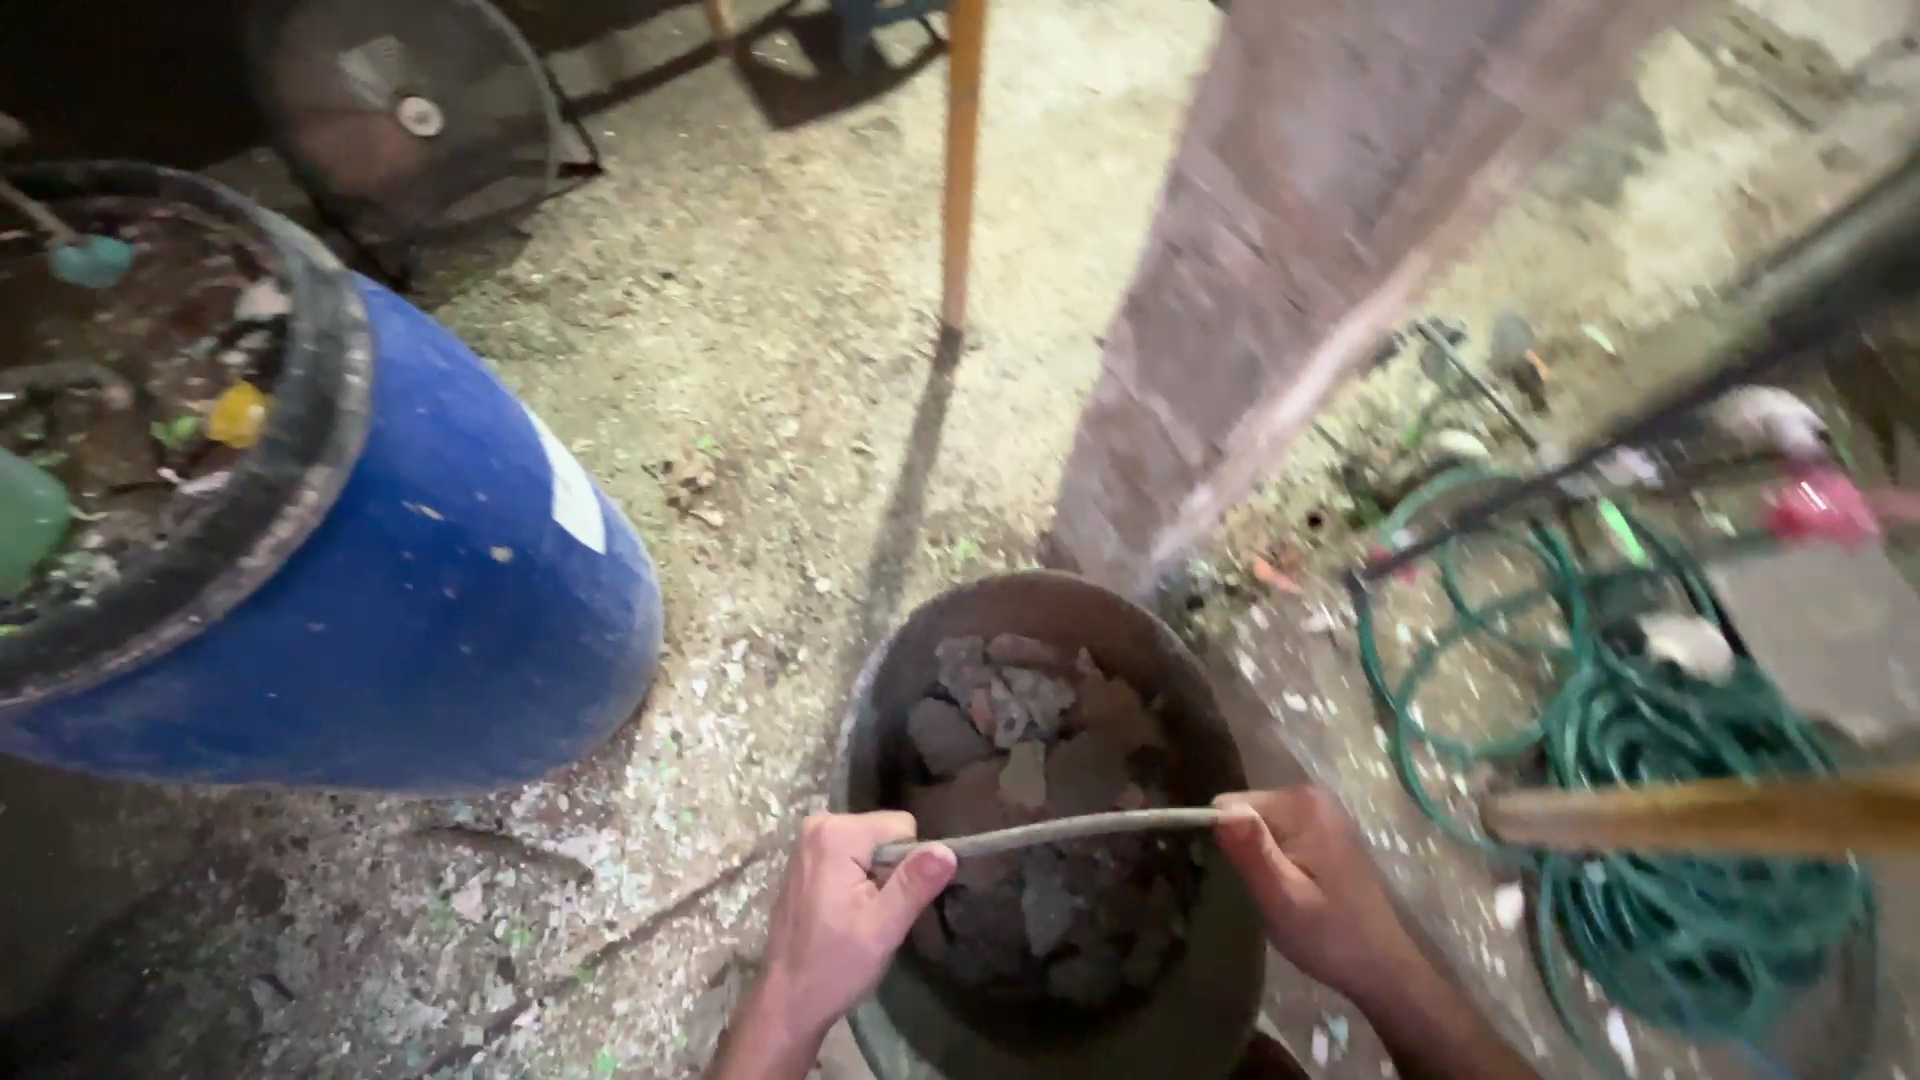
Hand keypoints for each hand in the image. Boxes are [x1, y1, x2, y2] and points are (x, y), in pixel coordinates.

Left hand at [755, 812, 956, 1039]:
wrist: (786, 1002)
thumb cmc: (834, 966)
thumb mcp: (882, 929)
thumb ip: (914, 884)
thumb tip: (948, 850)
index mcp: (837, 832)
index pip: (903, 827)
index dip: (906, 866)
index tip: (888, 903)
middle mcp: (819, 823)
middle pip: (884, 832)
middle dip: (889, 870)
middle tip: (873, 912)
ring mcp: (808, 839)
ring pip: (870, 844)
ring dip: (874, 876)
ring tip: (858, 913)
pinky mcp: (805, 856)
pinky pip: (851, 852)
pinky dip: (856, 877)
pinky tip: (843, 909)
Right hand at [1212, 787, 1424, 1006]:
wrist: (1385, 970)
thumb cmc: (1332, 938)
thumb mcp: (1282, 900)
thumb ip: (1251, 852)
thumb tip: (1218, 808)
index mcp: (1301, 804)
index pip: (1231, 805)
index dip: (1229, 843)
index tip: (1244, 878)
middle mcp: (1311, 796)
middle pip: (1245, 811)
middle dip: (1246, 850)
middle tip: (1267, 890)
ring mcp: (1320, 812)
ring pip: (1258, 824)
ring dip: (1259, 858)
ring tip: (1280, 892)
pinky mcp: (1323, 829)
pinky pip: (1277, 833)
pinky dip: (1275, 859)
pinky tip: (1293, 887)